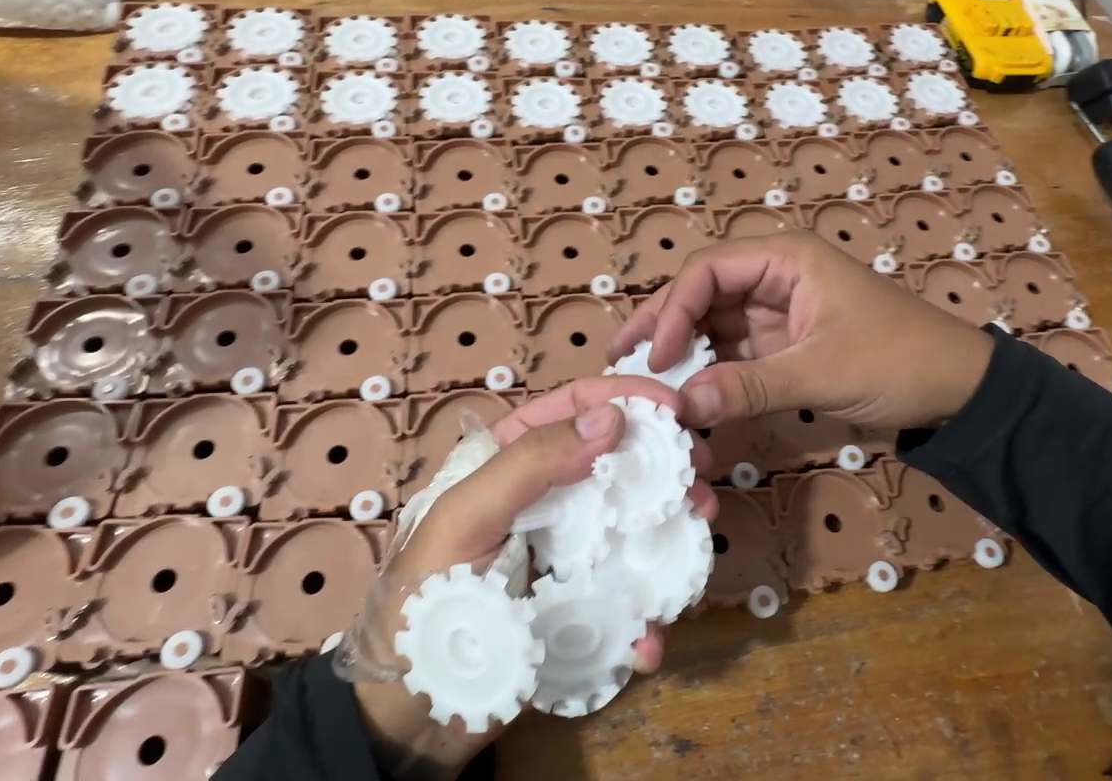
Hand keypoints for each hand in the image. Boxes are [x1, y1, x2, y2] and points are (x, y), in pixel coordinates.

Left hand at [350, 376, 715, 777]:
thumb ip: (532, 462)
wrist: (412, 713)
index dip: (626, 398)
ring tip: (698, 535)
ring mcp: (570, 551)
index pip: (576, 408)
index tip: (675, 410)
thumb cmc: (427, 597)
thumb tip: (612, 417)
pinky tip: (650, 635)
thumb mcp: (467, 516)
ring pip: (635, 523)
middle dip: (664, 462)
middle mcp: (548, 497)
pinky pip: (629, 595)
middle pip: (618, 461)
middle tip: (699, 474)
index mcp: (513, 460)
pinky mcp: (586, 604)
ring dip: (672, 527)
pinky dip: (647, 613)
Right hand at [610, 231, 992, 430]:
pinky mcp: (785, 344)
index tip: (657, 357)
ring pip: (715, 323)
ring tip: (642, 380)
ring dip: (683, 351)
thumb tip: (682, 407)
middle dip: (665, 324)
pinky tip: (684, 394)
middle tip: (621, 358)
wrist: (959, 390)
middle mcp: (775, 276)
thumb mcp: (821, 372)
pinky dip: (710, 373)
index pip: (709, 269)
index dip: (675, 309)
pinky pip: (735, 352)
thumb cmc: (897, 361)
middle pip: (703, 292)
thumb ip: (749, 386)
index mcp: (786, 258)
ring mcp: (779, 311)